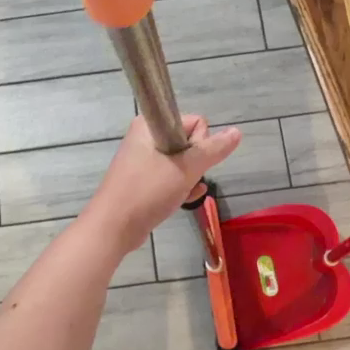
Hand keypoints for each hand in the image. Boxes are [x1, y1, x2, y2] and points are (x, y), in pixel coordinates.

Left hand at [82, 115, 240, 251]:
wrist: (113, 227)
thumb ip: (212, 150)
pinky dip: (179, 187)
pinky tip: (183, 199)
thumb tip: (237, 132)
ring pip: (182, 163)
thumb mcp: (185, 169)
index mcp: (150, 125)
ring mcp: (143, 160)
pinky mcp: (143, 180)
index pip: (194, 122)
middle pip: (189, 142)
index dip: (200, 143)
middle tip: (182, 179)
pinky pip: (170, 177)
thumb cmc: (147, 192)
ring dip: (188, 178)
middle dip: (194, 164)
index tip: (188, 162)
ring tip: (178, 192)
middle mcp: (146, 137)